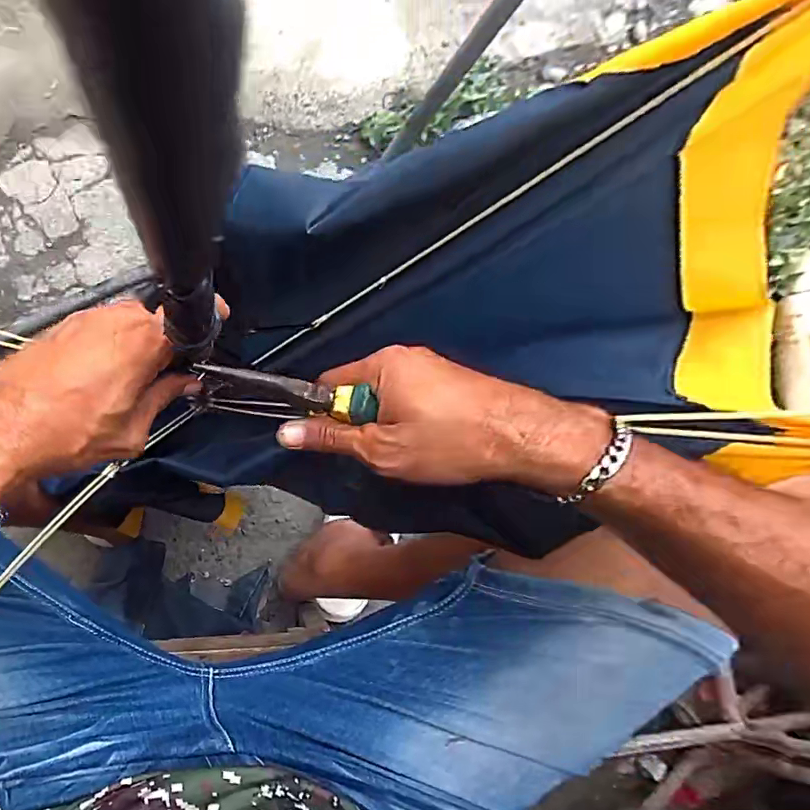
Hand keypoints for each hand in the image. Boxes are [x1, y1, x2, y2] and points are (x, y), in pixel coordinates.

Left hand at [0, 300, 198, 504]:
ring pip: (125, 324)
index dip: (205, 326)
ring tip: (124, 387)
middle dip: (164, 346)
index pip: (188, 317)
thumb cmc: (59, 434)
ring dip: (133, 348)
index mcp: (140, 342)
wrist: (1, 431)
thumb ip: (163, 400)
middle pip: (155, 321)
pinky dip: (107, 349)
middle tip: (165, 379)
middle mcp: (112, 320)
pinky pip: (97, 330)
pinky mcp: (60, 327)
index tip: (210, 337)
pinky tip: (97, 382)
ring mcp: (82, 319)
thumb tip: (181, 386)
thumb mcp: (129, 433)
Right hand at [273, 345, 613, 493]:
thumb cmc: (450, 442)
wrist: (524, 438)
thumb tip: (286, 432)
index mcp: (381, 365)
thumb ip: (330, 438)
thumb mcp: (380, 448)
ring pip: (381, 398)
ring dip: (382, 425)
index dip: (320, 416)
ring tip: (402, 451)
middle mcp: (403, 356)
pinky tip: (423, 443)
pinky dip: (405, 421)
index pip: (326, 385)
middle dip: (356, 423)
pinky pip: (406, 398)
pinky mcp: (445, 380)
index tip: (327, 442)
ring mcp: (427, 366)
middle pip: (354, 391)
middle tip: (372, 453)